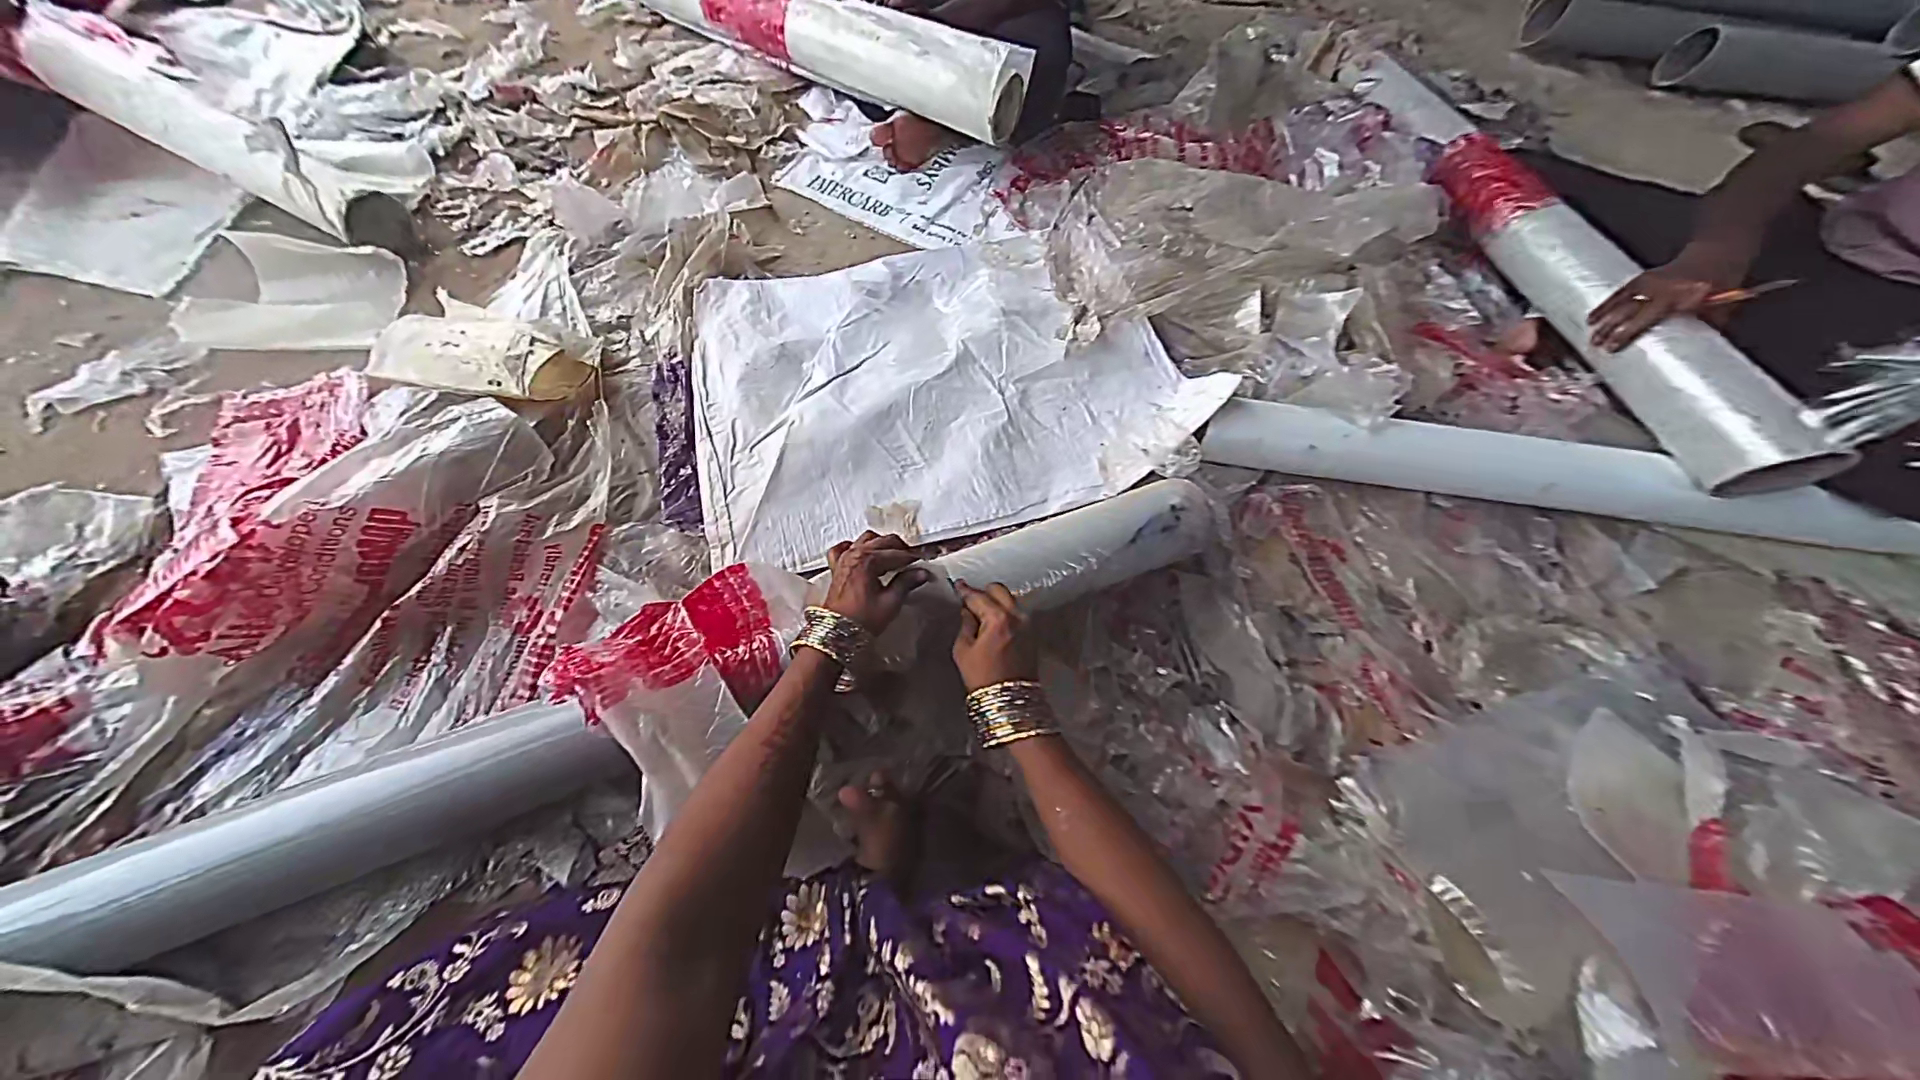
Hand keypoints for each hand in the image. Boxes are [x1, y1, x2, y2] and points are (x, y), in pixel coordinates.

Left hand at [823, 532, 930, 632]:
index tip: (923, 562)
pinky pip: (844, 548)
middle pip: (883, 542)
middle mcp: (854, 555)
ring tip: (894, 556)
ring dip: (881, 545)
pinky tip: (864, 554)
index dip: (913, 558)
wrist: (836, 634)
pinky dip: (855, 548)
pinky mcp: (837, 568)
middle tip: (914, 560)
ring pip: (866, 540)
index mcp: (868, 560)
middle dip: (901, 548)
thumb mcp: (890, 602)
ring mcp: (843, 560)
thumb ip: (906, 583)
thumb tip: (920, 573)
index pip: (898, 553)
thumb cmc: (860, 620)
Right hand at [952, 581, 1038, 690]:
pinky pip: (1017, 612)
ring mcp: (1027, 624)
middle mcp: (1017, 616)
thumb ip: (965, 625)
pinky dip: (1005, 611)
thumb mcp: (963, 650)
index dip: (965, 590)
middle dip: (983, 591)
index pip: (978, 596)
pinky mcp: (1032, 633)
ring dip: (996, 601)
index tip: (958, 586)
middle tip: (970, 599)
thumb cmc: (983, 678)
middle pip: (999, 590)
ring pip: (1010, 600)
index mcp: (998, 618)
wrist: (1010, 701)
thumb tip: (967, 611)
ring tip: (981, 612)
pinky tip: (993, 622)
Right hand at [1587, 250, 1745, 352]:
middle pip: (1628, 311)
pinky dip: (1604, 306)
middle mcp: (1662, 289)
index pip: (1647, 318)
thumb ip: (1707, 325)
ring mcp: (1650, 282)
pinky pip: (1619, 294)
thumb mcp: (1725, 303)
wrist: (1720, 250)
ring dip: (1603, 320)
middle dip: (1609, 329)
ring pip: (1620, 303)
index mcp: (1682, 296)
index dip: (1626, 334)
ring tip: (1589, 334)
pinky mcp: (1642, 278)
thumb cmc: (1725, 280)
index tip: (1611, 348)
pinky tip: (1592, 318)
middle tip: (1594, 344)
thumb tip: (1694, 347)